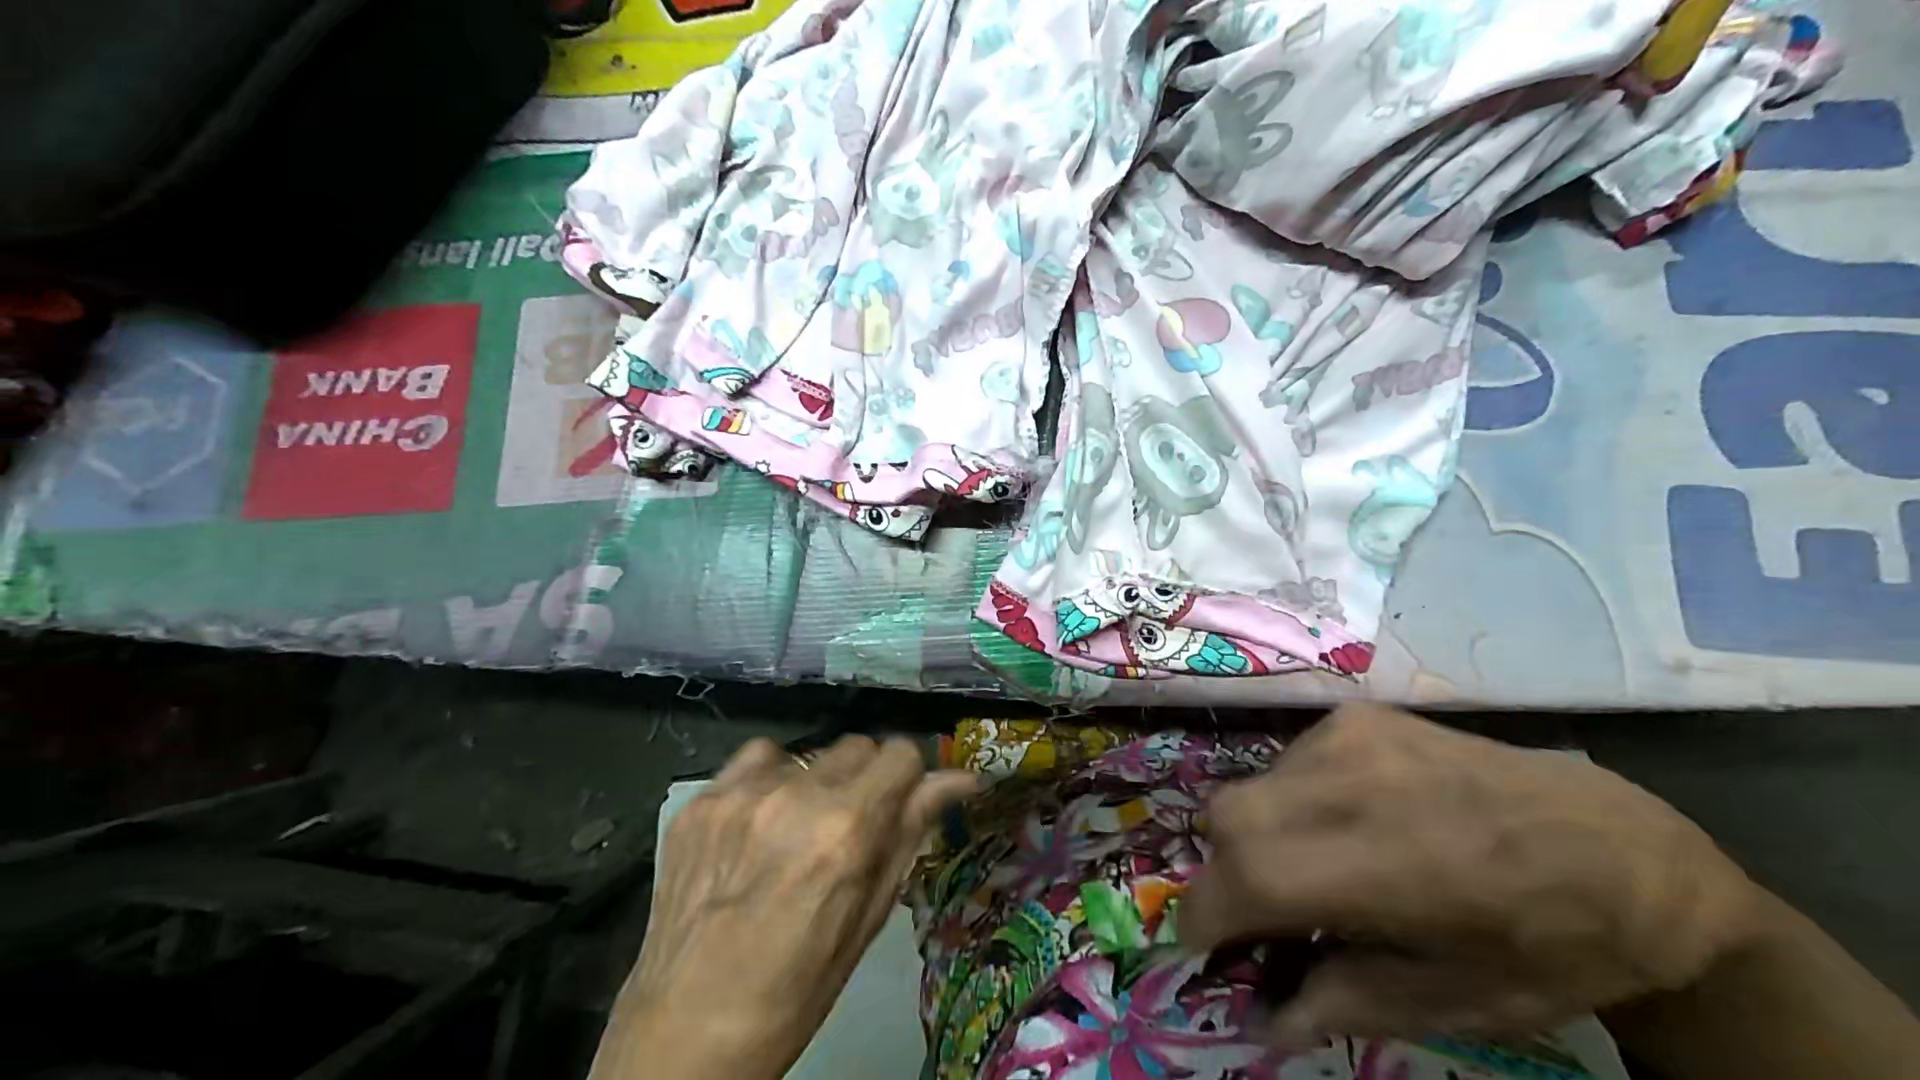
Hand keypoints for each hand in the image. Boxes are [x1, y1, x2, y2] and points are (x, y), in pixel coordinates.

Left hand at [592, 736, 977, 1079]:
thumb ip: (912, 833)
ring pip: (809, 752)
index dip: (907, 778)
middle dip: (866, 779)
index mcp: (847, 829)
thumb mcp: (870, 917)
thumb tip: (962, 779)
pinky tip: (761, 820)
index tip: (899, 802)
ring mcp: (741, 793)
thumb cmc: (796, 989)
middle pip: (857, 745)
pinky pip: (757, 759)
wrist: (687, 1030)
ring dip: (817, 781)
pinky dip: (770, 779)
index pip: (901, 752)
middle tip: (850, 826)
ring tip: (798, 830)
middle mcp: (796, 795)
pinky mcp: (700, 800)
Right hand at [1178, 705, 1765, 1044]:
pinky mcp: (1355, 716)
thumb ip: (1347, 1003)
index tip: (1203, 945)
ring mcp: (1352, 737)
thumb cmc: (1555, 947)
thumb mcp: (1462, 1004)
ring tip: (1312, 866)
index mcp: (1397, 867)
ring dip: (1255, 836)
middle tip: (1261, 911)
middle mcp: (1359, 783)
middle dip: (1224, 874)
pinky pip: (1282, 765)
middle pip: (1227, 819)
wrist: (1627, 850)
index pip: (1252, 875)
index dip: (1207, 913)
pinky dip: (1287, 802)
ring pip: (1249, 789)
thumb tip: (1261, 1021)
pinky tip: (1344, 822)